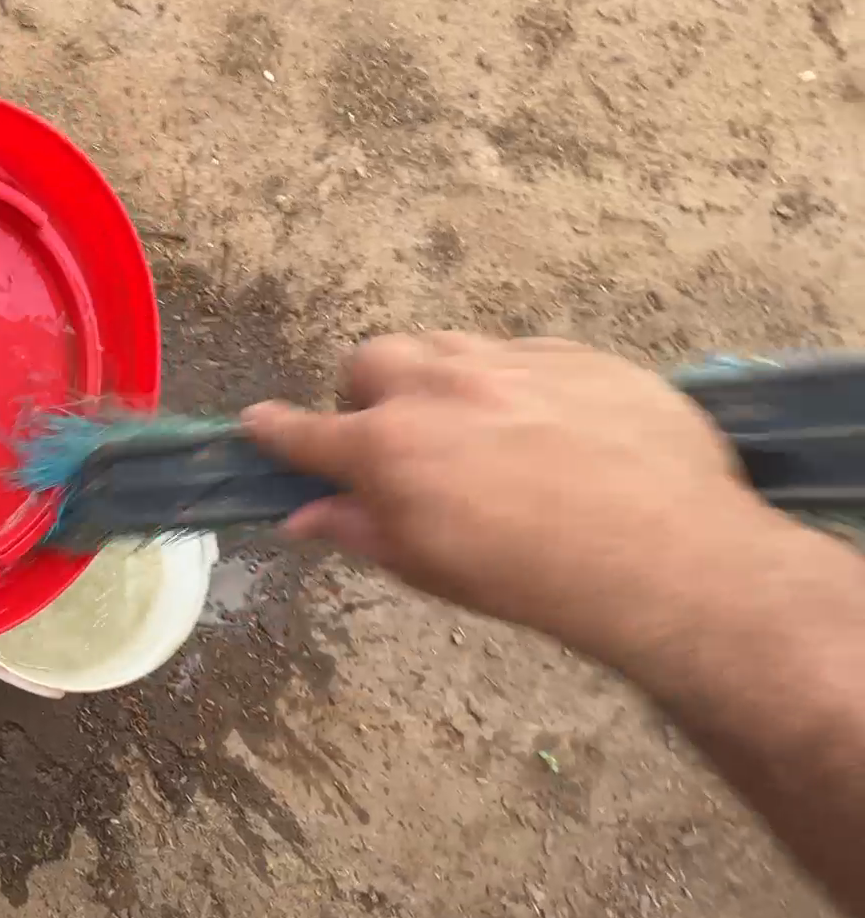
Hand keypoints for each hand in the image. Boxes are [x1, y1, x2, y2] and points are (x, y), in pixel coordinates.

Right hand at [241, 332, 775, 654]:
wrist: (663, 557)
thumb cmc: (518, 572)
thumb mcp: (416, 561)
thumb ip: (351, 527)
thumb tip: (300, 519)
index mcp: (385, 447)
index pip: (303, 432)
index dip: (271, 428)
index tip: (255, 422)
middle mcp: (436, 390)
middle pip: (369, 359)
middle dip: (365, 391)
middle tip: (393, 433)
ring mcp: (510, 365)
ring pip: (442, 346)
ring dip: (432, 378)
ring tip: (466, 422)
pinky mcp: (579, 357)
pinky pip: (519, 353)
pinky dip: (506, 383)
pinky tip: (539, 426)